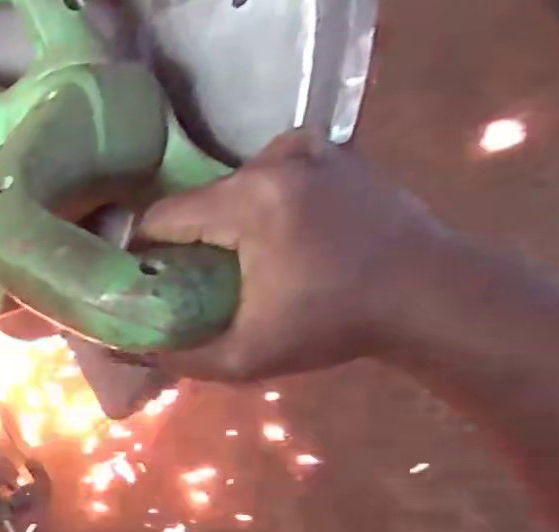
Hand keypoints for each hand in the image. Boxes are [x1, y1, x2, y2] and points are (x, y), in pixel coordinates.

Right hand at [138, 131, 460, 381]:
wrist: (427, 294)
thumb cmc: (331, 326)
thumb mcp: (245, 357)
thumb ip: (180, 357)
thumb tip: (131, 352)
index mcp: (246, 202)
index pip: (161, 217)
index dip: (142, 252)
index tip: (143, 284)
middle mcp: (272, 160)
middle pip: (197, 202)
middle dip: (185, 241)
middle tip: (191, 284)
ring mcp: (308, 148)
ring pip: (233, 186)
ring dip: (223, 223)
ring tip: (237, 264)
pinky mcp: (334, 151)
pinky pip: (273, 170)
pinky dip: (262, 198)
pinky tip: (275, 231)